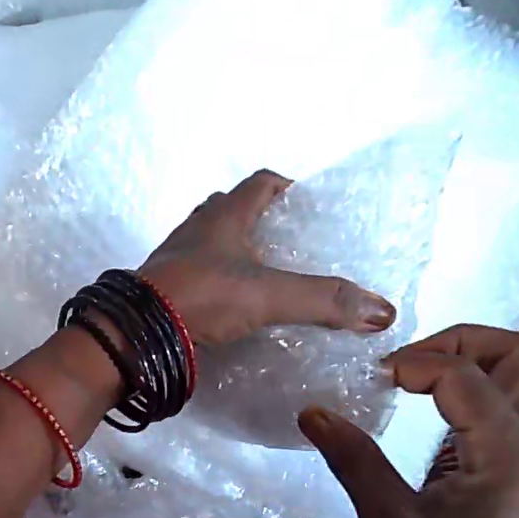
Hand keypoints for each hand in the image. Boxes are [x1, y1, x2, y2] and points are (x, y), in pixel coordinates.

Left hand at [139, 169, 397, 346]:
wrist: (136, 334)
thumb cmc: (201, 297)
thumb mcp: (268, 295)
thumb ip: (323, 301)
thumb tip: (382, 312)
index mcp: (223, 217)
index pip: (259, 183)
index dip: (283, 186)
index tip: (303, 201)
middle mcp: (194, 231)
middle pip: (228, 211)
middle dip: (255, 220)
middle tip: (282, 243)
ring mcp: (171, 261)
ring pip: (205, 245)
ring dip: (229, 253)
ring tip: (256, 277)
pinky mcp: (159, 291)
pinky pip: (190, 277)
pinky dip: (209, 284)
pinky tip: (222, 307)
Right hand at [298, 325, 518, 517]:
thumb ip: (354, 459)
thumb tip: (312, 412)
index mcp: (511, 452)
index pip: (466, 375)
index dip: (415, 363)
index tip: (371, 378)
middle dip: (465, 343)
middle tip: (409, 365)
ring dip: (483, 364)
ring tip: (426, 382)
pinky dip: (492, 392)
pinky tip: (450, 417)